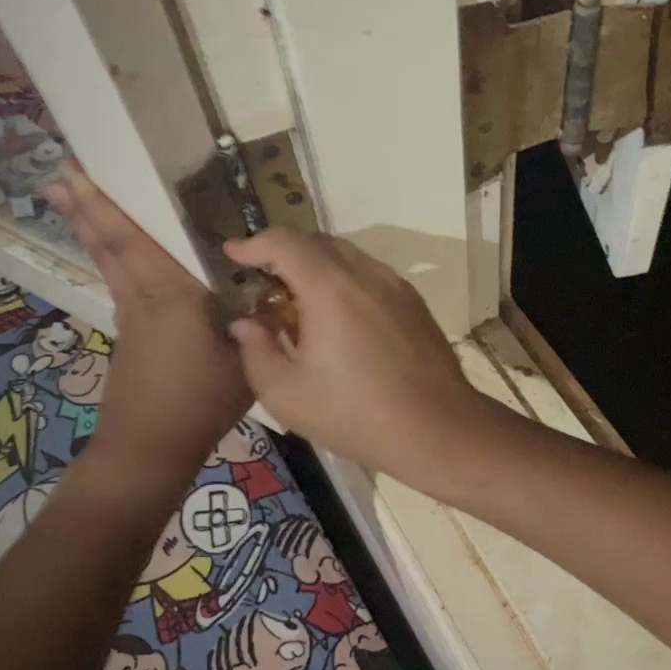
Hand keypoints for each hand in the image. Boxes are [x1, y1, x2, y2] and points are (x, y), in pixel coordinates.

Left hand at [48, 166, 249, 473]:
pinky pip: (119, 278)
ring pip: (110, 259)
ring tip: (70, 194)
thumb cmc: (202, 401)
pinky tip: (117, 250)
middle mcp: (144, 297)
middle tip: (64, 167)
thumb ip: (258, 319)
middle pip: (113, 243)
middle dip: (88, 205)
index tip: (81, 170)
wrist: (149, 448)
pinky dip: (110, 253)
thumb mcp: (248, 358)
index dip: (109, 207)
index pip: (136, 242)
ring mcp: (132, 316)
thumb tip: (272, 289)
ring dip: (91, 225)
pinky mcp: (131, 334)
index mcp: (172, 296)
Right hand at [223, 229, 485, 471]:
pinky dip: (347, 283)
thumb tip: (246, 323)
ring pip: (351, 258)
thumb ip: (257, 350)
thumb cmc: (355, 413)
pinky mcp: (416, 304)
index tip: (233, 254)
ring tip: (299, 304)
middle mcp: (368, 275)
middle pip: (321, 243)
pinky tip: (338, 320)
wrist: (436, 426)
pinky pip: (373, 277)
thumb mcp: (286, 393)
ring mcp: (398, 287)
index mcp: (332, 287)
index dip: (255, 244)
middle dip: (286, 253)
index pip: (287, 243)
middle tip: (263, 283)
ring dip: (319, 268)